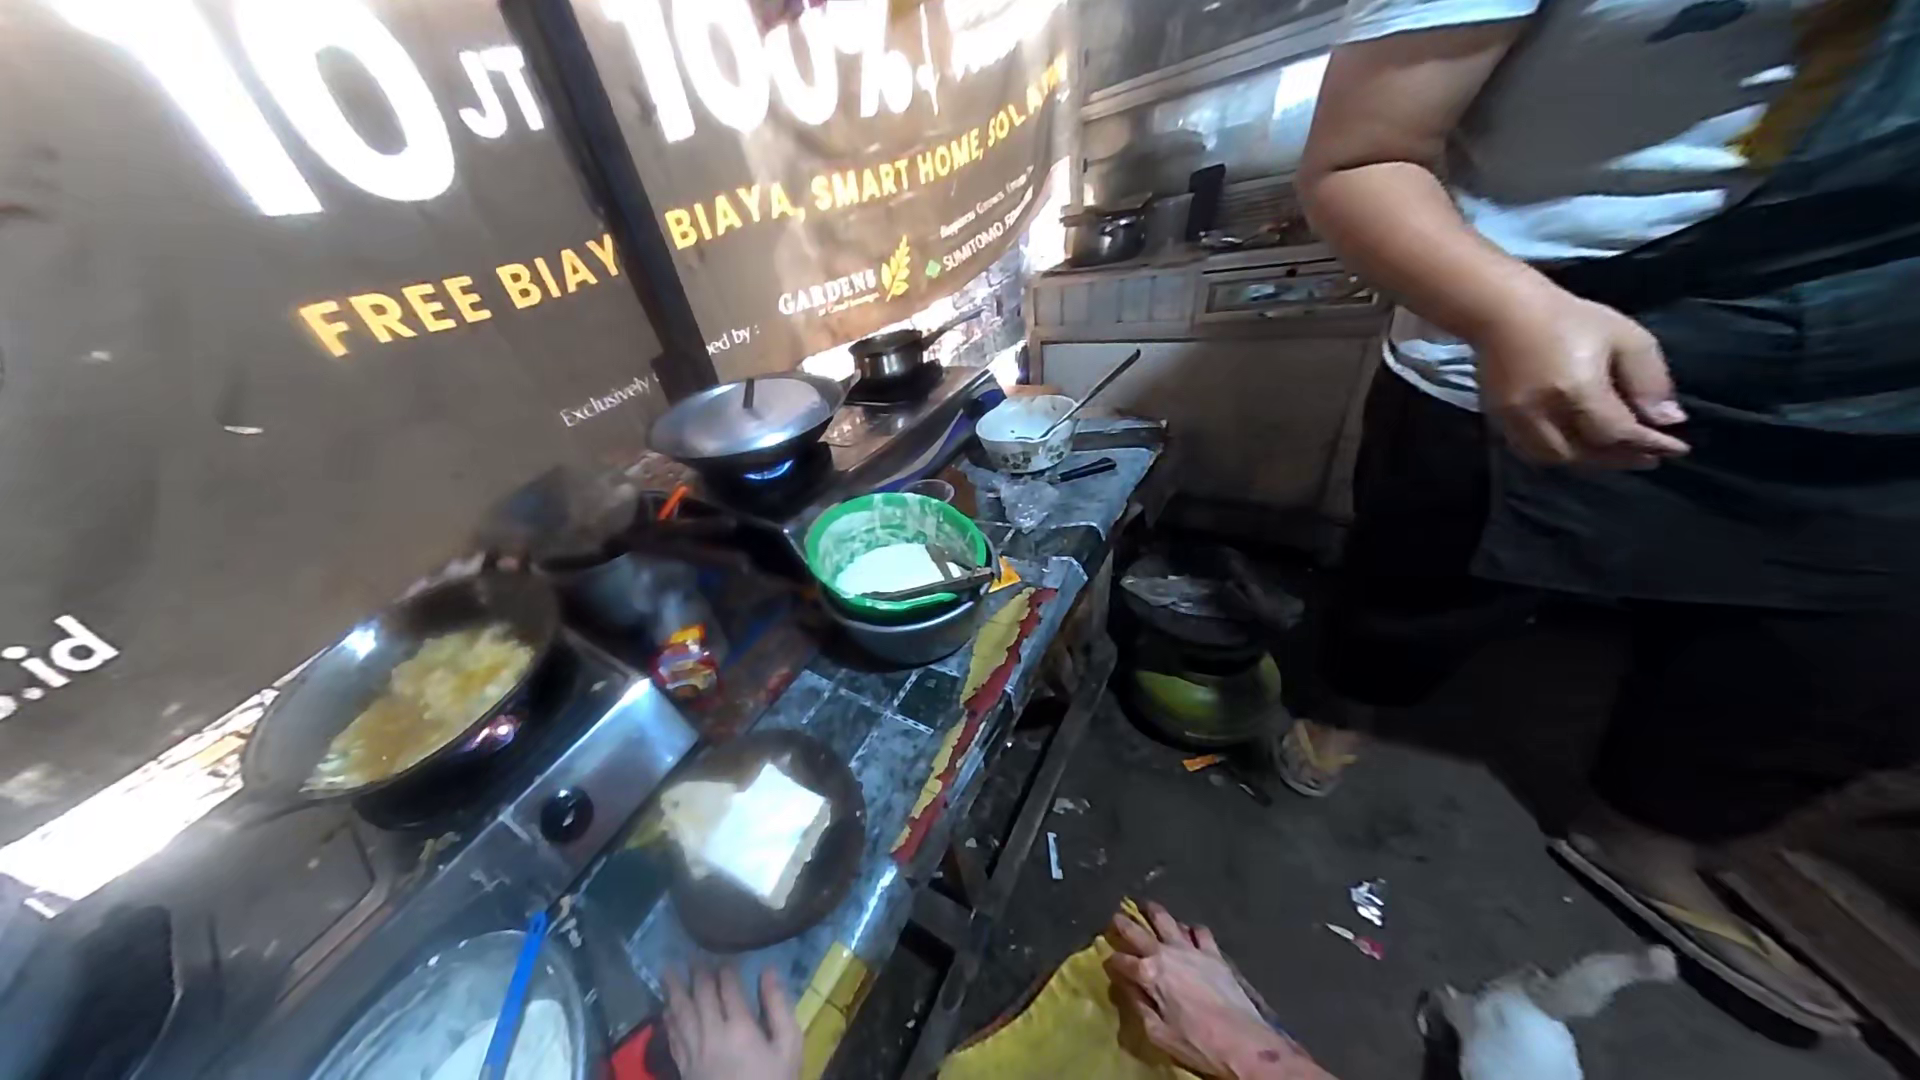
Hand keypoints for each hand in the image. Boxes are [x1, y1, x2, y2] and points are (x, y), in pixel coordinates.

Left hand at [663, 966, 801, 1079]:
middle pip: (699, 997)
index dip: (725, 968)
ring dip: (674, 991)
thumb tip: (769, 970)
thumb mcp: (789, 1044)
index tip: (725, 952)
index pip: (727, 988)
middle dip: (696, 973)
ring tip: (667, 971)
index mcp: (739, 1028)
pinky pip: (673, 1040)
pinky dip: (669, 1020)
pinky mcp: (685, 1072)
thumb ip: (778, 1006)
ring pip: (680, 1016)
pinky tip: (667, 1009)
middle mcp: (712, 1036)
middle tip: (691, 953)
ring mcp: (694, 1056)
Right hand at [1105, 902, 1335, 1078]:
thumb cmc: (1197, 1044)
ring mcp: (1190, 949)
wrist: (1243, 1043)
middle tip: (1115, 917)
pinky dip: (1191, 929)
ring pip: (1166, 920)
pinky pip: (1199, 931)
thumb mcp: (1159, 1035)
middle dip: (1122, 923)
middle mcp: (1165, 953)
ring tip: (1146, 905)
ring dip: (1153, 911)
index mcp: (1148, 974)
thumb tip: (1126, 988)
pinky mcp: (1212, 952)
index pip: (1122, 962)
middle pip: (1137, 931)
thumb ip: (1138, 1007)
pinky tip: (1189, 932)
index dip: (1112, 961)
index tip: (1109, 962)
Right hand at [1474, 287, 1688, 467]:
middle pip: (1580, 453)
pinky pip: (1527, 448)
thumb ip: (1649, 381)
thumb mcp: (1627, 339)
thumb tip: (1666, 420)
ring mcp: (1513, 418)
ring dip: (1583, 460)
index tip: (1677, 449)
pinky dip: (1555, 452)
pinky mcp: (1497, 418)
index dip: (1649, 445)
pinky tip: (1574, 443)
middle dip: (1617, 458)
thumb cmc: (1571, 320)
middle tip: (1647, 456)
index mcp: (1577, 390)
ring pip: (1550, 457)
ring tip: (1610, 453)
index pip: (1616, 433)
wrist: (1504, 316)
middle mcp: (1540, 412)